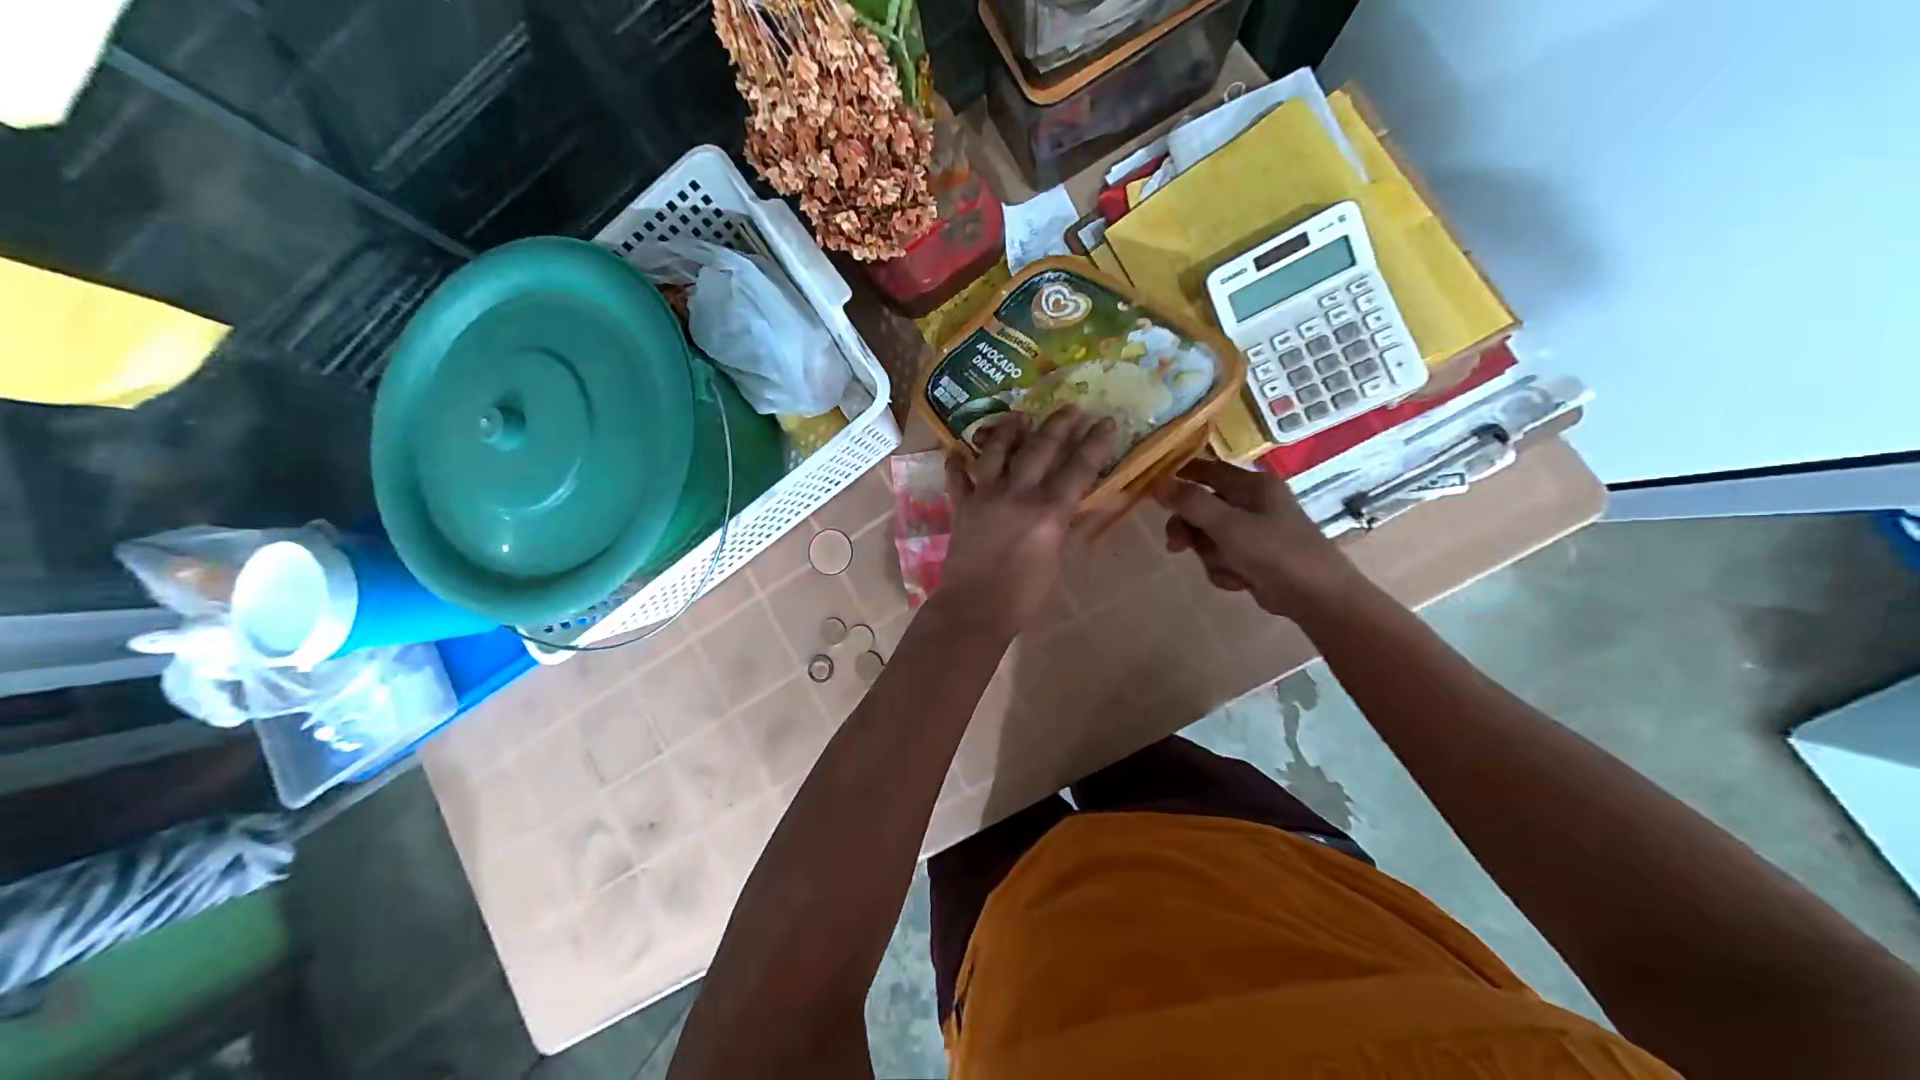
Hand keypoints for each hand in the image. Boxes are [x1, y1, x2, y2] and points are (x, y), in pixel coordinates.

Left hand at [938, 407, 1114, 636]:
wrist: (975, 608)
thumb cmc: (1025, 596)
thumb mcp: (1059, 563)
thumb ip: (1073, 529)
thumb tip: (1093, 505)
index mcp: (1049, 510)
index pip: (1079, 468)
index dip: (1095, 442)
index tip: (1106, 421)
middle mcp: (1018, 493)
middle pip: (1041, 448)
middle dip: (1059, 424)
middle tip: (1072, 407)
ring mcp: (986, 496)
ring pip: (997, 451)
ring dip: (1009, 429)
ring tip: (1020, 415)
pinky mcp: (962, 506)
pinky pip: (958, 478)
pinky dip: (957, 463)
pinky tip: (956, 451)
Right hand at [1153, 459, 1364, 618]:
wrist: (1316, 597)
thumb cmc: (1275, 552)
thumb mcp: (1228, 525)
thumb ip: (1191, 503)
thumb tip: (1157, 482)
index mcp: (1253, 485)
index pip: (1207, 469)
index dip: (1179, 477)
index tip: (1153, 492)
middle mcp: (1253, 502)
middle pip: (1202, 507)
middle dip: (1190, 529)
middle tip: (1176, 547)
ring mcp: (1254, 530)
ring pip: (1208, 536)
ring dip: (1210, 555)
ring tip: (1228, 568)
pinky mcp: (1254, 556)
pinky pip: (1222, 557)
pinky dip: (1224, 569)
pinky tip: (1239, 581)